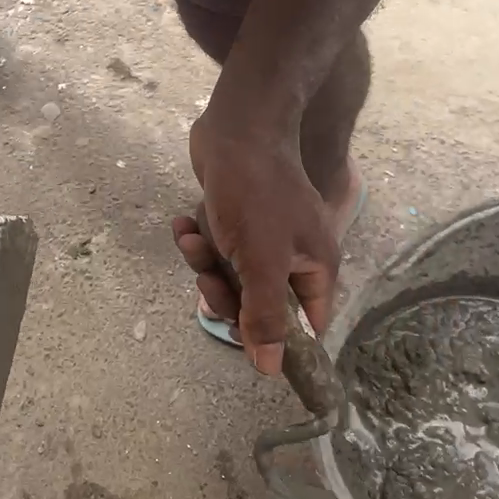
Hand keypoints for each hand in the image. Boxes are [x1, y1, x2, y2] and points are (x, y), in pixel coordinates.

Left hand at [175, 108, 337, 376]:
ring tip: (191, 239)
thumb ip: (265, 315)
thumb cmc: (255, 194)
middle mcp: (294, 253)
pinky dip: (198, 236)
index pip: (305, 325)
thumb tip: (270, 369)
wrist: (235, 129)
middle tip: (208, 281)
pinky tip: (183, 222)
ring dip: (205, 260)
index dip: (275, 338)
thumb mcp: (262, 261)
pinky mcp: (234, 215)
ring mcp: (263, 233)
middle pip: (260, 301)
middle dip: (227, 292)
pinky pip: (216, 243)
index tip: (241, 336)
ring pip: (231, 271)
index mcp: (315, 268)